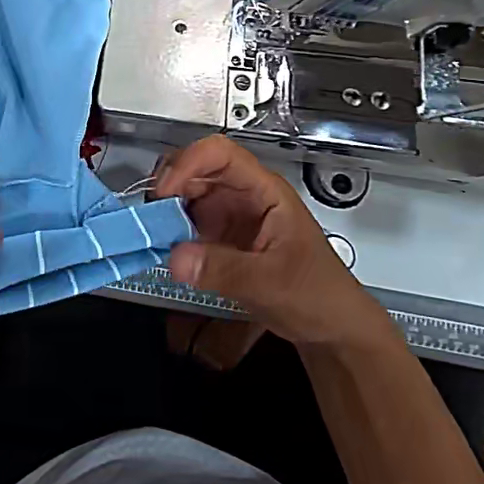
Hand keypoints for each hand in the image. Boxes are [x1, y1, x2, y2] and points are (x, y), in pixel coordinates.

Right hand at [155, 136, 385, 345]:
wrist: (332, 328)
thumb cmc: (320, 295)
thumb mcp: (273, 282)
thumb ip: (224, 270)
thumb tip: (177, 257)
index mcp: (264, 191)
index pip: (220, 154)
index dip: (189, 164)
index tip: (166, 193)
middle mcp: (243, 196)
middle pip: (196, 168)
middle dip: (169, 185)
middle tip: (151, 215)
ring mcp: (230, 216)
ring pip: (186, 195)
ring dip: (166, 209)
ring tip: (154, 233)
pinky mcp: (219, 239)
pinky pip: (186, 223)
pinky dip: (169, 231)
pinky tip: (163, 248)